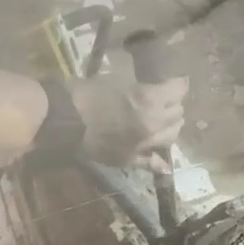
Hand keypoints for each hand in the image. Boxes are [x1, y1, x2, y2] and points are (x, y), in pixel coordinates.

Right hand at [69, 75, 187, 169]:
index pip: (178, 90)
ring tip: (166, 122)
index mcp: (150, 100)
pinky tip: (165, 163)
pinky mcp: (130, 159)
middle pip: (177, 113)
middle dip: (174, 104)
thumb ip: (141, 87)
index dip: (179, 84)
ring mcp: (143, 145)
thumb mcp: (118, 80)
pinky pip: (152, 163)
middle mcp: (153, 123)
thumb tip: (153, 88)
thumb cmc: (88, 93)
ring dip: (171, 127)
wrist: (64, 120)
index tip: (177, 81)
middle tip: (168, 100)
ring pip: (171, 137)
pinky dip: (160, 162)